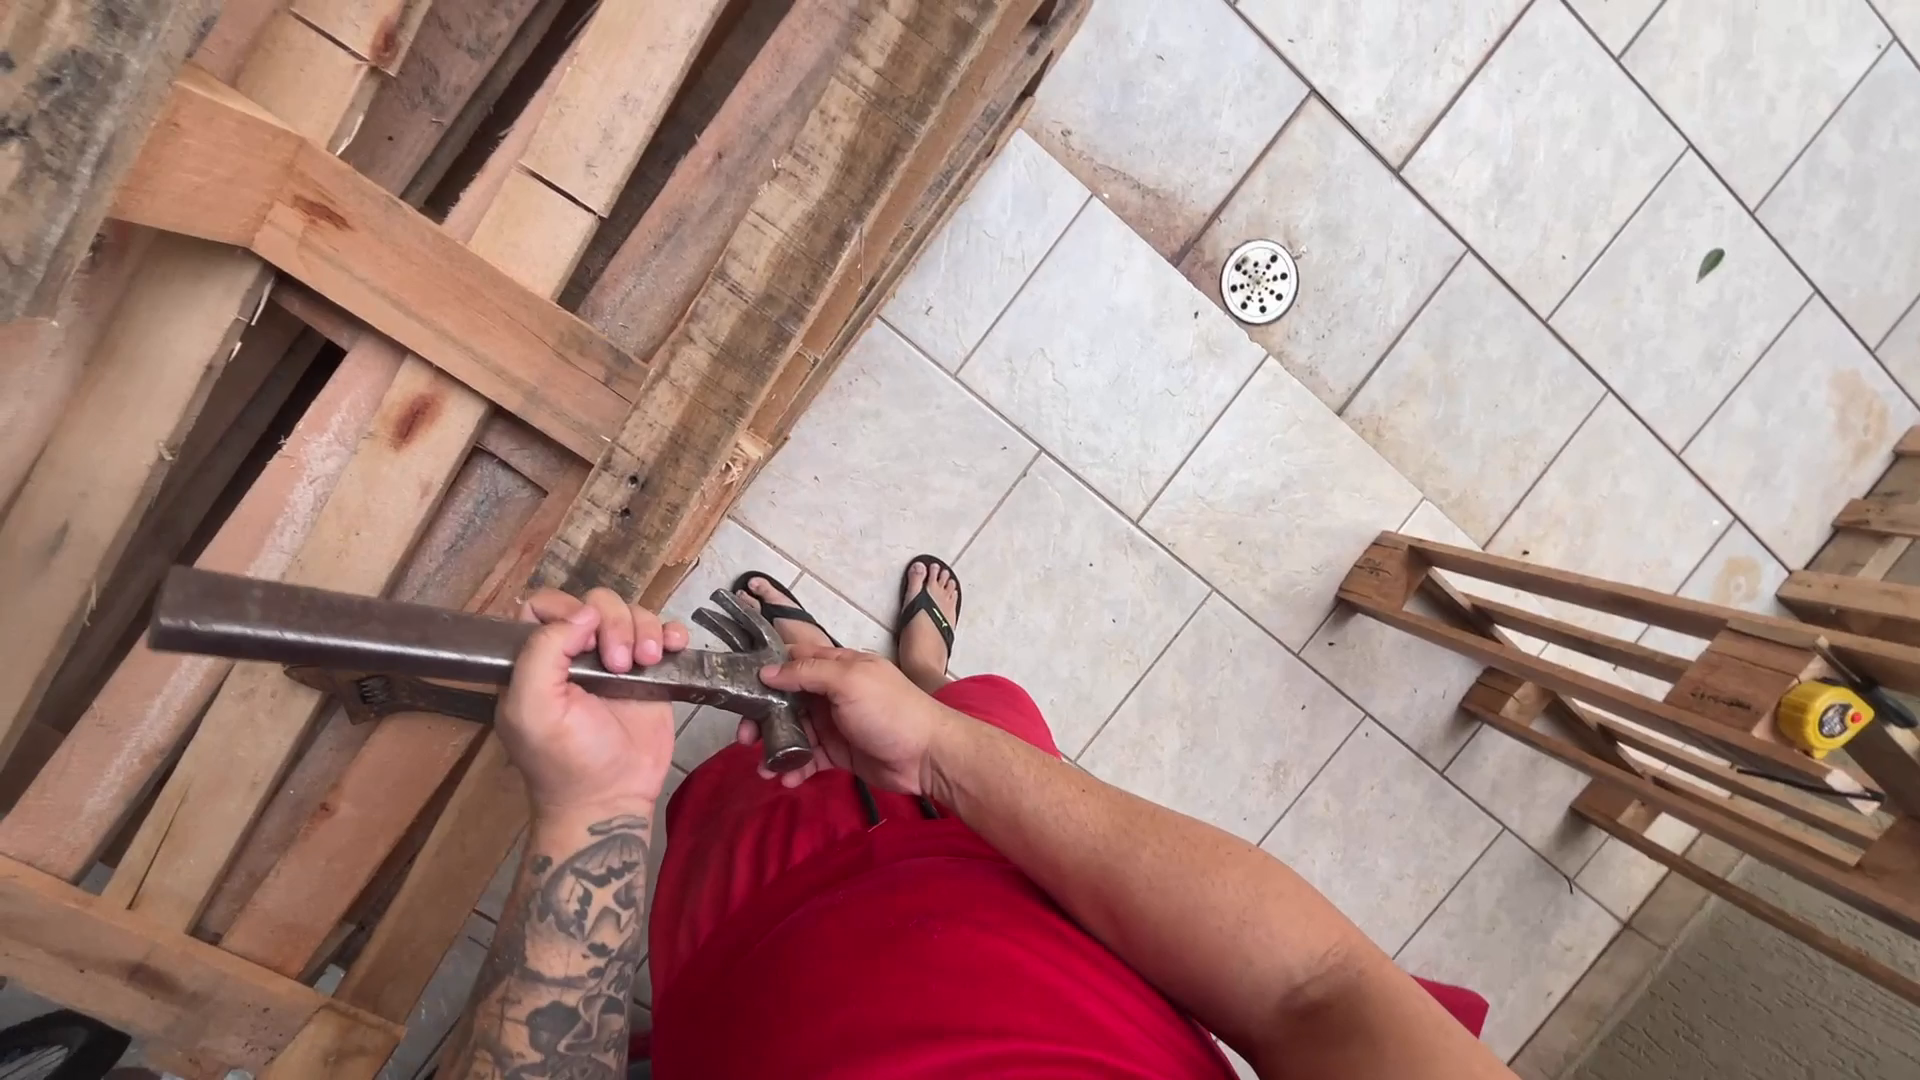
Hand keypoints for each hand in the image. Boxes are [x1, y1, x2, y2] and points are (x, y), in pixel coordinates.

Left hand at [498, 588, 690, 817]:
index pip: (544, 607)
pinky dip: (673, 632)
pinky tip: (673, 650)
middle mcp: (577, 653)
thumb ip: (543, 654)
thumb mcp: (533, 710)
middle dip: (615, 625)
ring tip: (647, 663)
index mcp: (537, 660)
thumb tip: (584, 613)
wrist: (613, 797)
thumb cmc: (565, 759)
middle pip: (597, 604)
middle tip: (620, 664)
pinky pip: (666, 632)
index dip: (566, 610)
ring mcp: (618, 660)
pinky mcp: (652, 672)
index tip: (584, 638)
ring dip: (646, 630)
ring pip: (634, 613)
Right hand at [750, 643, 963, 794]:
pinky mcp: (839, 752)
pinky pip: (808, 757)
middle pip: (787, 699)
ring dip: (775, 747)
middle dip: (762, 717)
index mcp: (838, 666)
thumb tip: (767, 670)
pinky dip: (795, 767)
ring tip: (765, 767)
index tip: (738, 686)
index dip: (767, 669)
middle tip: (744, 737)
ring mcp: (835, 723)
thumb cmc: (889, 710)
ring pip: (794, 731)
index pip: (795, 659)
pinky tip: (788, 778)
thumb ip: (808, 672)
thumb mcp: (849, 681)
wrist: (926, 756)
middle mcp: (833, 691)